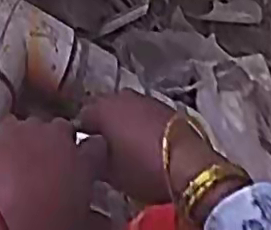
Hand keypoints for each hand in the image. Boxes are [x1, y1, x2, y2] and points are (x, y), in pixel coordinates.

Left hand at [0, 116, 108, 229]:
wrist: (1, 217)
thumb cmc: (47, 225)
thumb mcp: (79, 226)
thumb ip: (97, 219)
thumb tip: (108, 220)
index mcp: (83, 162)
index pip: (98, 146)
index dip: (96, 154)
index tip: (93, 165)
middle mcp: (60, 137)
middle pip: (67, 130)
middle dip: (65, 143)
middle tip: (60, 166)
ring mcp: (33, 128)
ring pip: (41, 126)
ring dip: (41, 138)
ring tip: (35, 160)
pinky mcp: (8, 128)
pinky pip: (16, 126)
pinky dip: (17, 136)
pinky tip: (13, 153)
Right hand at [79, 92, 218, 204]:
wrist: (189, 162)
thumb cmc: (143, 168)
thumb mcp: (112, 174)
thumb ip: (94, 160)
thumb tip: (88, 154)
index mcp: (100, 108)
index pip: (81, 118)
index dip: (81, 135)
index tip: (84, 151)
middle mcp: (118, 95)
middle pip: (102, 108)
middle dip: (101, 124)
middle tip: (103, 147)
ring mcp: (142, 97)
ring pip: (123, 108)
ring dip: (121, 122)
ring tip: (125, 144)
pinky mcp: (162, 105)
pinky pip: (142, 112)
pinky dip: (140, 123)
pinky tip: (145, 141)